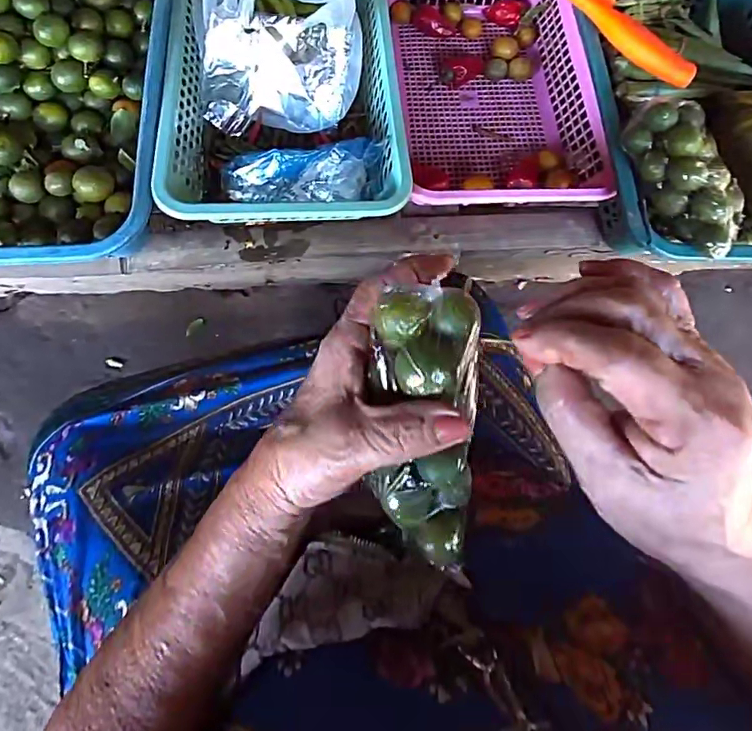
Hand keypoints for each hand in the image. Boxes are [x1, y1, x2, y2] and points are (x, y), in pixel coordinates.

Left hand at [248, 255, 474, 519]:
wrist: (280, 486)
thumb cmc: (307, 452)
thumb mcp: (358, 440)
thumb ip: (408, 431)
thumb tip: (463, 419)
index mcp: (345, 343)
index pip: (377, 291)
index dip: (409, 271)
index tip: (445, 264)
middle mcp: (354, 351)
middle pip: (394, 314)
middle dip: (430, 306)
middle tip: (470, 311)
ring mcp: (360, 376)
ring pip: (400, 345)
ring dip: (432, 341)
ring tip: (471, 346)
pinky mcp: (367, 401)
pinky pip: (403, 376)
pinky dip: (427, 374)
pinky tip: (452, 389)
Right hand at [512, 261, 751, 580]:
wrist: (717, 528)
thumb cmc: (661, 516)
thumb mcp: (603, 481)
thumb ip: (569, 413)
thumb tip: (544, 358)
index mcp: (697, 421)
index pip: (624, 354)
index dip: (564, 338)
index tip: (520, 342)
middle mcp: (713, 376)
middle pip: (633, 311)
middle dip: (567, 312)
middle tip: (525, 334)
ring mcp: (710, 356)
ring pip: (643, 293)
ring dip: (583, 294)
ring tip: (540, 313)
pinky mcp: (697, 346)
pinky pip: (661, 294)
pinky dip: (619, 277)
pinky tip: (585, 275)